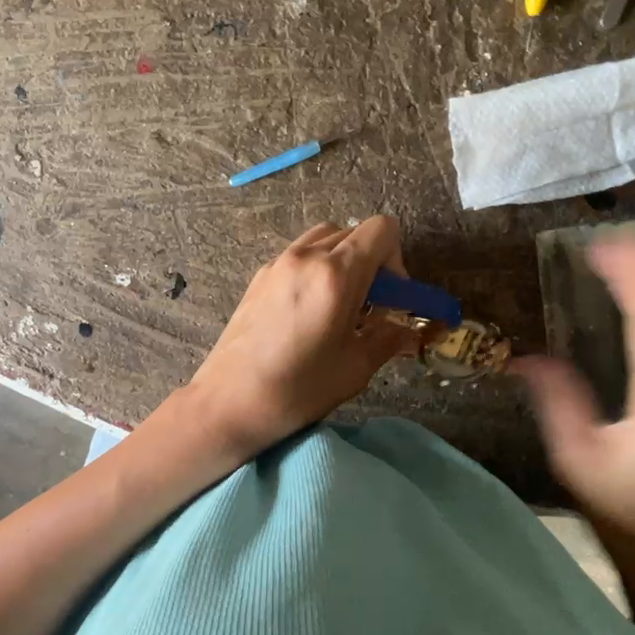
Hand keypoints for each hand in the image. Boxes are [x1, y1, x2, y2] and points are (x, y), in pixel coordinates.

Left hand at [183, 217, 418, 457]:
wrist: (227, 403)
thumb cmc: (295, 390)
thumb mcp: (354, 369)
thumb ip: (387, 340)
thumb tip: (407, 331)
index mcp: (335, 274)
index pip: (381, 230)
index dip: (397, 261)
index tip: (391, 299)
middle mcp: (305, 257)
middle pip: (353, 233)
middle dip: (371, 264)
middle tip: (369, 310)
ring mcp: (276, 265)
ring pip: (323, 240)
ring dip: (341, 263)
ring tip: (339, 309)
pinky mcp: (257, 279)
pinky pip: (298, 257)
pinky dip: (315, 271)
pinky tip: (309, 314)